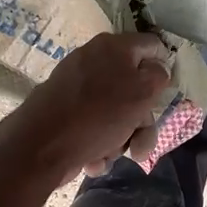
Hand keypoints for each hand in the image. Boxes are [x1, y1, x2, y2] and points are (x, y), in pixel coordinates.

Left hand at [0, 32, 172, 195]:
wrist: (40, 146)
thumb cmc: (99, 114)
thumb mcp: (142, 93)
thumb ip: (158, 76)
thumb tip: (157, 69)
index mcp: (114, 47)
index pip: (152, 47)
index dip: (164, 68)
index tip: (167, 94)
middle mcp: (94, 60)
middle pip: (134, 88)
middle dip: (141, 122)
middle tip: (140, 146)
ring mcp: (77, 87)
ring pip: (116, 112)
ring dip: (121, 138)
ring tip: (110, 155)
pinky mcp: (64, 111)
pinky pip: (94, 125)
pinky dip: (99, 143)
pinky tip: (94, 159)